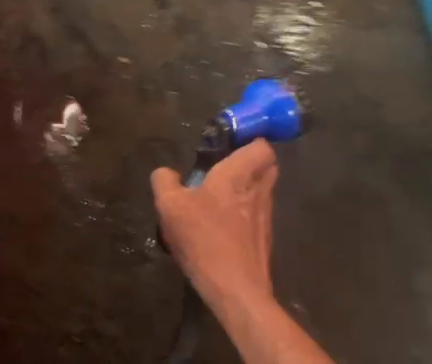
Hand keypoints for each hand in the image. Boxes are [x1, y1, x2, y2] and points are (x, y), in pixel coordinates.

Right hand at [150, 139, 278, 302]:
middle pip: (267, 167)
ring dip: (246, 189)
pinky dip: (243, 214)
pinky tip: (220, 226)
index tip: (231, 140)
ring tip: (217, 196)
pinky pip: (256, 216)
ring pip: (262, 192)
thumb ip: (164, 181)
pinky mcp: (264, 242)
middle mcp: (257, 193)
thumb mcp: (169, 205)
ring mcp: (265, 219)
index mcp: (237, 176)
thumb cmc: (204, 239)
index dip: (251, 139)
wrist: (236, 292)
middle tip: (225, 164)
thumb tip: (166, 173)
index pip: (261, 147)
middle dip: (252, 162)